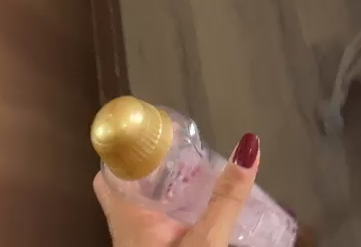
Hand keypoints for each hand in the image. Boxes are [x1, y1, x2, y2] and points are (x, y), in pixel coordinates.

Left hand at [93, 134, 261, 246]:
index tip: (156, 125)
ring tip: (202, 172)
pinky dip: (176, 214)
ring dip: (167, 191)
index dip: (127, 146)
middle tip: (187, 148)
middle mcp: (127, 234)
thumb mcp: (207, 242)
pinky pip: (157, 230)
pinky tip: (203, 211)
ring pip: (144, 210)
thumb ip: (228, 197)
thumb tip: (250, 142)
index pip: (110, 173)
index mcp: (128, 220)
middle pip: (128, 188)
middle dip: (153, 166)